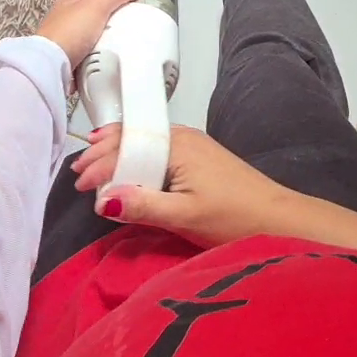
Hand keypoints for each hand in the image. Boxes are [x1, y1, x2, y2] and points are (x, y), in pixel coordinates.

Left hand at [36, 0, 148, 67]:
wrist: (50, 69)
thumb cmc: (70, 30)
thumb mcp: (96, 6)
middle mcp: (68, 15)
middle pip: (88, 0)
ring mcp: (71, 37)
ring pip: (93, 25)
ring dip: (108, 23)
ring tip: (131, 22)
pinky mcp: (75, 57)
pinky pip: (96, 46)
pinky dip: (108, 45)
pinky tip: (121, 47)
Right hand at [72, 125, 294, 246]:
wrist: (278, 218)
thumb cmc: (231, 217)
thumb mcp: (183, 215)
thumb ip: (142, 205)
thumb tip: (102, 200)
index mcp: (177, 145)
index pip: (127, 146)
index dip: (100, 163)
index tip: (78, 182)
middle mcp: (183, 137)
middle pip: (134, 138)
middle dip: (104, 152)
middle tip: (78, 170)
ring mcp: (193, 145)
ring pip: (146, 143)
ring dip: (119, 153)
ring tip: (94, 165)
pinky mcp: (199, 158)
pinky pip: (158, 150)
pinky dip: (137, 158)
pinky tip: (129, 169)